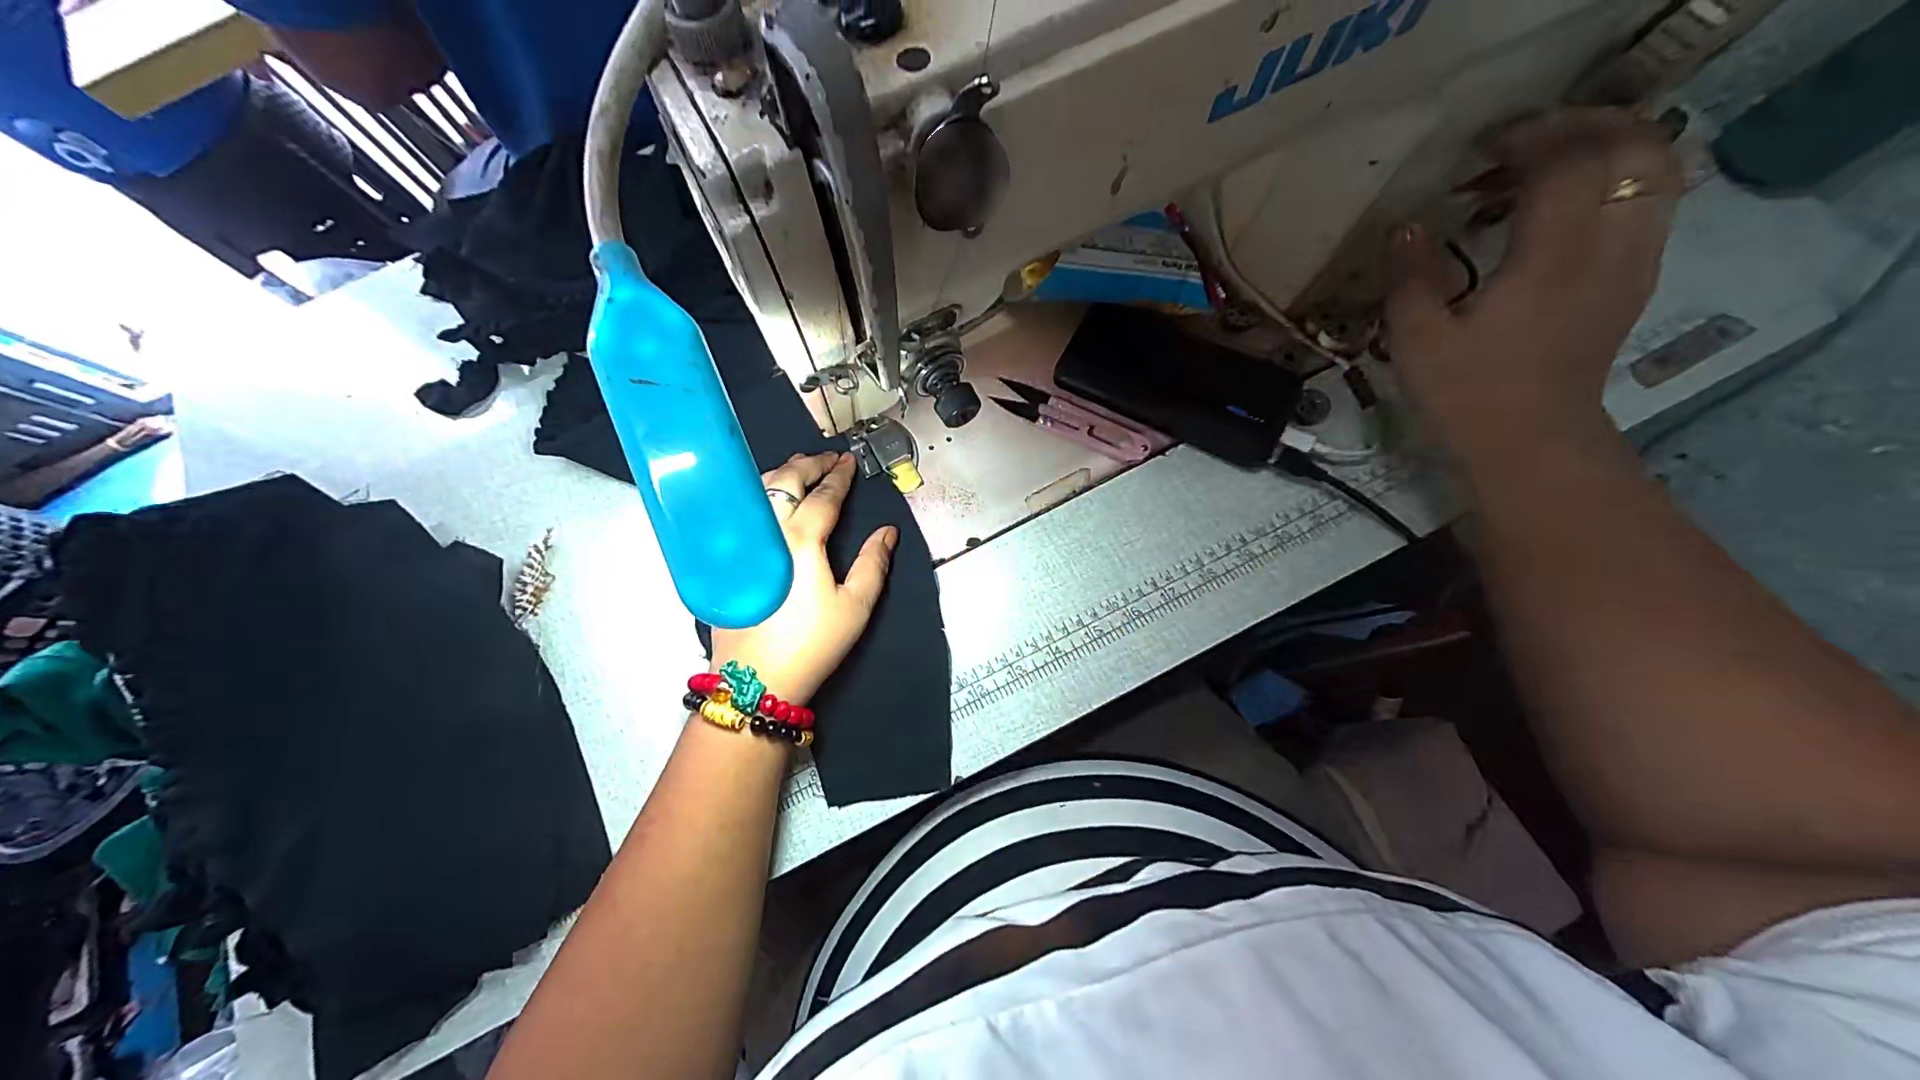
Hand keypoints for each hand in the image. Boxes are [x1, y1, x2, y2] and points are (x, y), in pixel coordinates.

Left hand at [709, 452, 897, 706]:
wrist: (757, 679)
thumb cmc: (809, 646)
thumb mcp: (855, 607)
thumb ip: (874, 564)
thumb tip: (887, 534)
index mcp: (801, 542)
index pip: (823, 496)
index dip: (839, 477)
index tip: (849, 463)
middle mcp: (767, 535)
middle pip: (785, 483)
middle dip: (808, 465)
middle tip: (827, 458)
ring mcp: (741, 545)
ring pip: (758, 492)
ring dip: (781, 474)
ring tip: (799, 468)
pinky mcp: (726, 559)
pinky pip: (741, 511)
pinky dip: (759, 494)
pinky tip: (768, 500)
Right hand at [1386, 109, 1682, 456]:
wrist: (1531, 439)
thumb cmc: (1468, 393)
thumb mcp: (1417, 340)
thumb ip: (1410, 277)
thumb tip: (1406, 228)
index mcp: (1553, 258)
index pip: (1567, 162)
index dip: (1529, 138)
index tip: (1482, 150)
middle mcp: (1609, 246)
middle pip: (1633, 145)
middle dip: (1579, 125)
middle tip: (1521, 143)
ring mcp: (1633, 260)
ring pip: (1655, 166)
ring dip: (1604, 148)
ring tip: (1545, 166)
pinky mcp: (1636, 276)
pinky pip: (1649, 200)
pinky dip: (1614, 181)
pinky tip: (1564, 206)